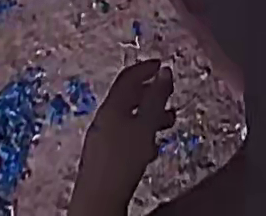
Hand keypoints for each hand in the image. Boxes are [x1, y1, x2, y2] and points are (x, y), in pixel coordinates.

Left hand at [71, 60, 175, 214]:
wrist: (98, 205)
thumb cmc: (123, 161)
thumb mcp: (146, 125)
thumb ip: (156, 97)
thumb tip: (165, 71)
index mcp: (112, 107)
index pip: (128, 77)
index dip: (145, 68)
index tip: (161, 64)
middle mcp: (103, 119)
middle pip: (128, 97)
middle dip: (150, 92)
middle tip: (168, 91)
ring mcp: (100, 139)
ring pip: (128, 118)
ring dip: (148, 115)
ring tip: (167, 122)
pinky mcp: (102, 159)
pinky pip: (123, 135)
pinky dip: (140, 132)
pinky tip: (151, 146)